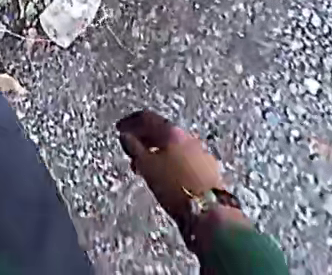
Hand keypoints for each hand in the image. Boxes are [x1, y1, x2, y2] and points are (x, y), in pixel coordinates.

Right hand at [116, 110, 247, 251]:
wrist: (210, 214)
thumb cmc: (176, 187)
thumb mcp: (148, 167)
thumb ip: (134, 148)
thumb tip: (125, 136)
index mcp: (172, 131)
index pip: (147, 117)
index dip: (130, 122)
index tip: (120, 128)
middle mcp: (188, 137)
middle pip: (161, 131)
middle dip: (143, 139)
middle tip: (130, 150)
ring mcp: (200, 153)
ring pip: (172, 146)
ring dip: (156, 152)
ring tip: (144, 168)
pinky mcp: (208, 170)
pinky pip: (183, 159)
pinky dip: (170, 162)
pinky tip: (165, 176)